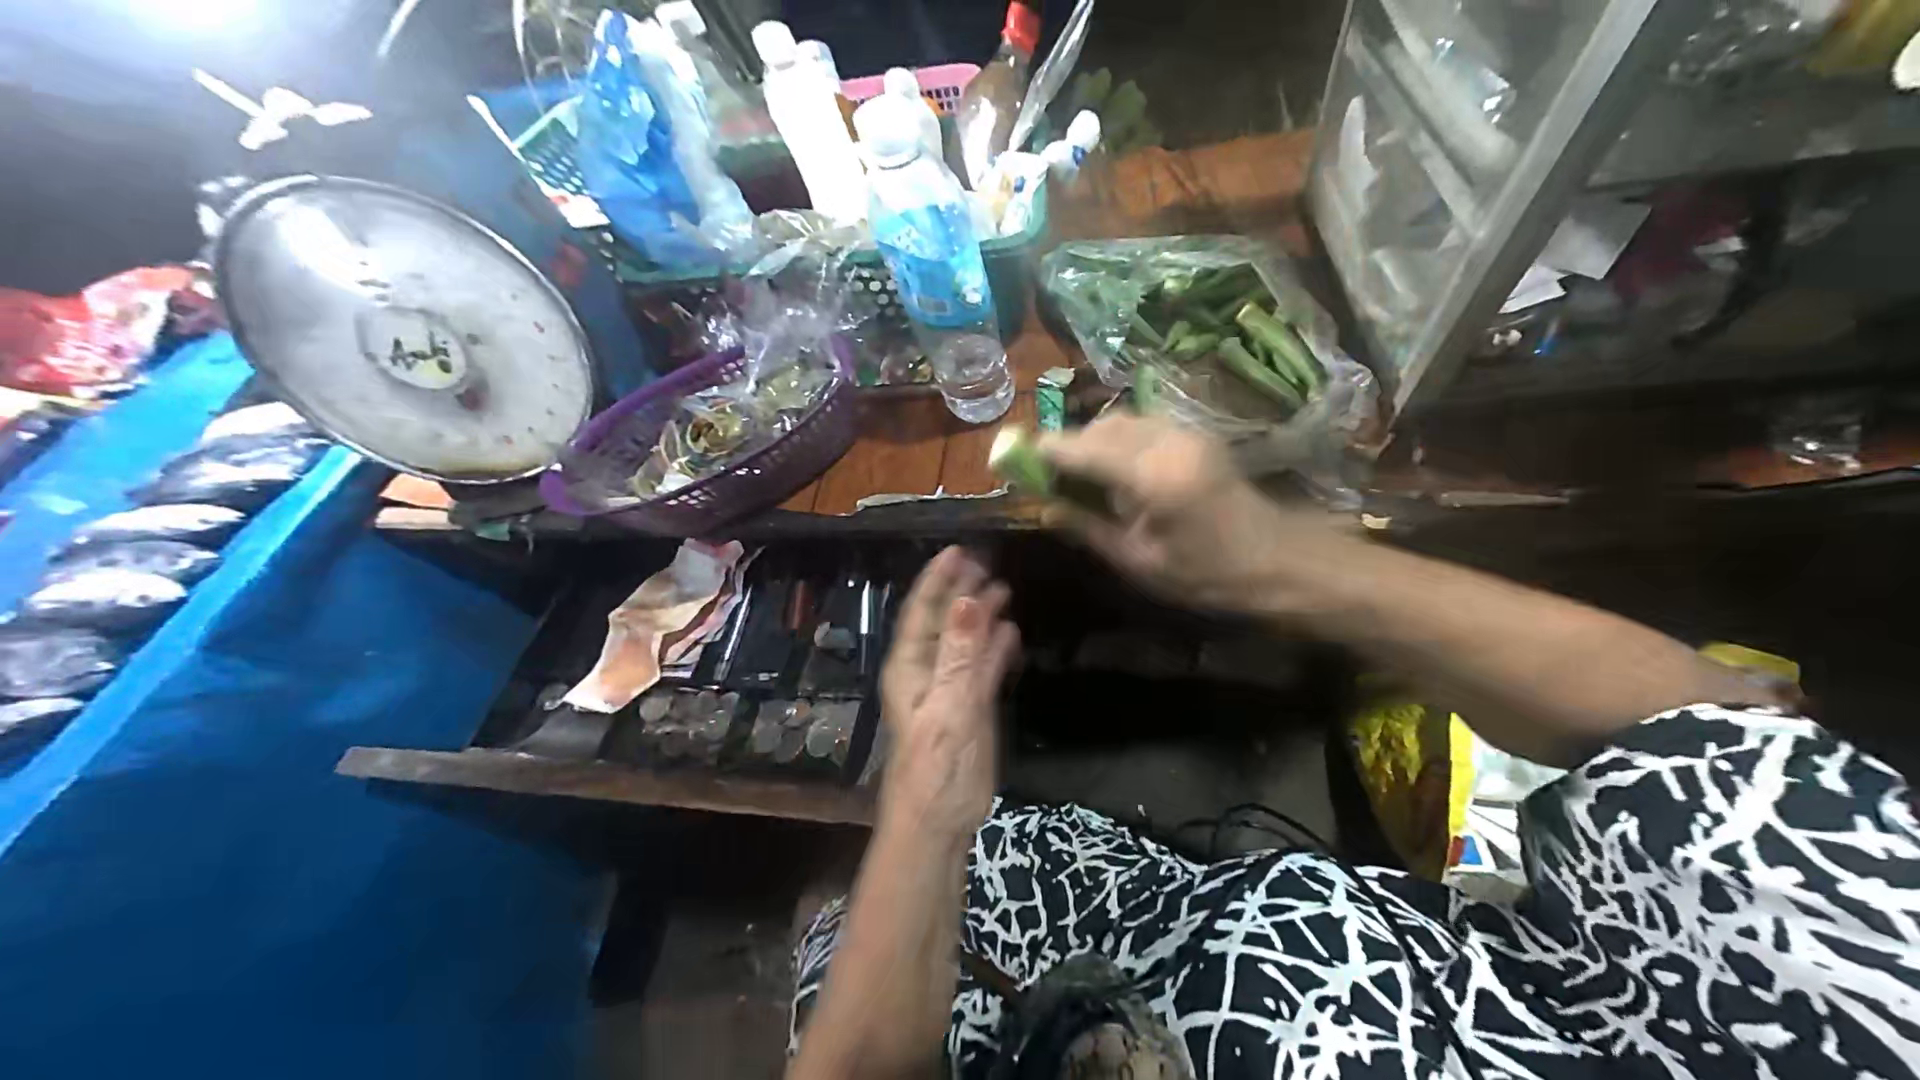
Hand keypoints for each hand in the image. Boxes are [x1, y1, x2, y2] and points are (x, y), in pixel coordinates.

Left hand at [878, 547, 1020, 837]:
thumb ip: (962, 655)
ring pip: (964, 640)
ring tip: (1003, 588)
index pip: (922, 611)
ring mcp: (948, 688)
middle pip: (944, 620)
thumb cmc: (936, 767)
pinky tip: (1010, 632)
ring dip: (981, 615)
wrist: (938, 822)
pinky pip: (981, 666)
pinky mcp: (968, 706)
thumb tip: (972, 599)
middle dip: (962, 591)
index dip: (937, 580)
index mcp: (910, 666)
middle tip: (987, 562)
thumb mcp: (950, 708)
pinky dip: (994, 647)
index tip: (958, 550)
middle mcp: (926, 670)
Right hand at [1038, 414, 1354, 617]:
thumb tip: (1044, 508)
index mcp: (1152, 477)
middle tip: (1043, 475)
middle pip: (1098, 428)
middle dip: (1066, 446)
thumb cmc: (1206, 575)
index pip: (1081, 450)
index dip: (1043, 452)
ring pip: (1119, 421)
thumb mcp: (1138, 561)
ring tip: (1076, 475)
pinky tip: (1111, 470)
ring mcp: (1185, 432)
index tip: (1011, 458)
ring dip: (1091, 441)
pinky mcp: (1194, 434)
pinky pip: (1141, 425)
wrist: (1277, 561)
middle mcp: (1167, 441)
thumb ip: (1087, 528)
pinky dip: (1115, 439)